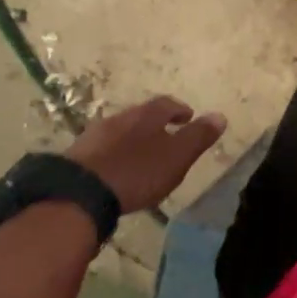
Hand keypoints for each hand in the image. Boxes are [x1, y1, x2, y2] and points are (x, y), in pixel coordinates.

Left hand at [64, 96, 226, 211]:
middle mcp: (120, 118)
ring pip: (121, 132)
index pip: (167, 103)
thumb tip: (220, 116)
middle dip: (156, 124)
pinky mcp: (76, 156)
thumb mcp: (178, 156)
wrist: (79, 193)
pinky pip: (103, 149)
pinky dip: (116, 154)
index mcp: (147, 115)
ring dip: (134, 140)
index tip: (188, 119)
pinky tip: (118, 170)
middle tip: (168, 137)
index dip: (180, 110)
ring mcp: (94, 136)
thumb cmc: (137, 172)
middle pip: (142, 116)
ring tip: (143, 157)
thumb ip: (199, 136)